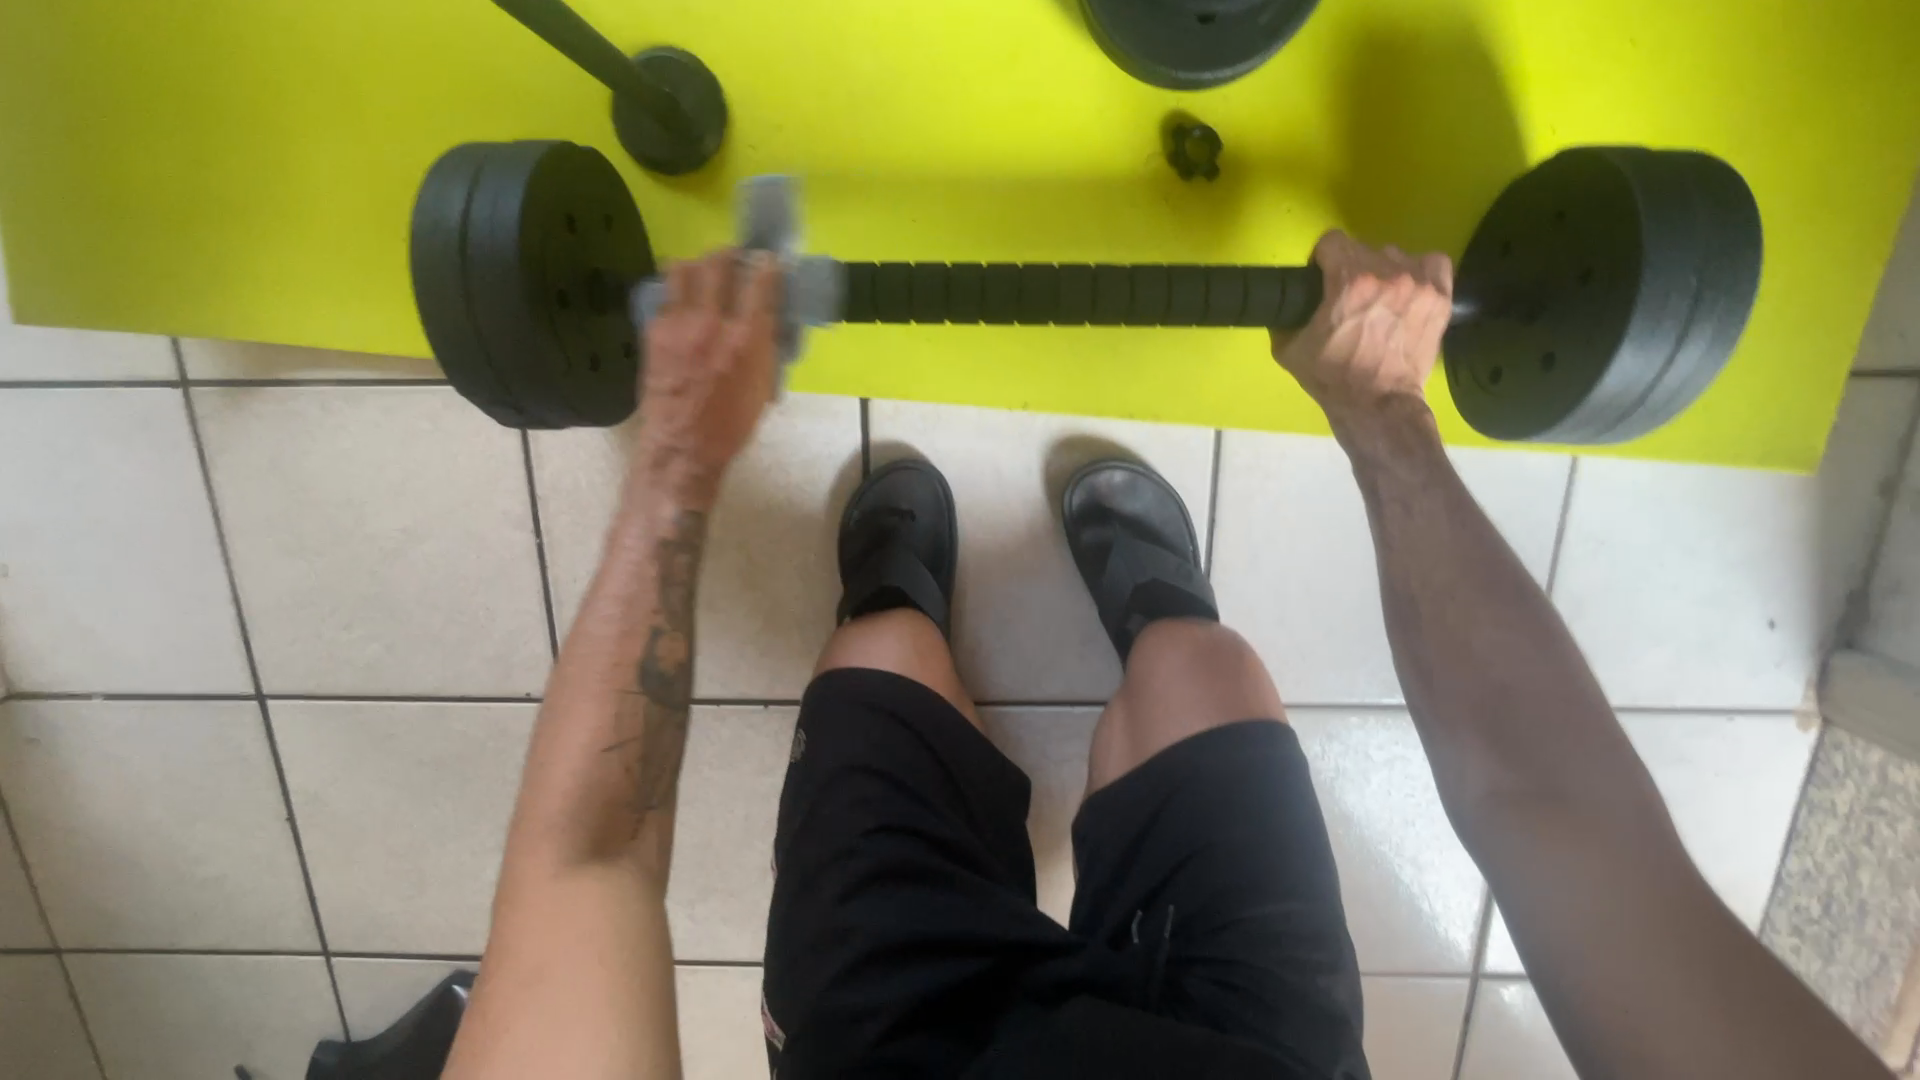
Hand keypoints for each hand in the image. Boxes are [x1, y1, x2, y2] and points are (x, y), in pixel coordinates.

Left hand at [635, 249, 782, 505]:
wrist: (683, 446)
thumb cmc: (731, 425)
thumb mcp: (763, 387)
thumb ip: (765, 346)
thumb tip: (768, 320)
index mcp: (746, 339)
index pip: (760, 282)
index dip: (766, 264)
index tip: (769, 260)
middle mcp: (711, 322)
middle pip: (717, 263)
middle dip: (729, 254)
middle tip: (734, 258)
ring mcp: (678, 324)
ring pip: (683, 270)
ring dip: (697, 265)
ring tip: (704, 274)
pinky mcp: (654, 332)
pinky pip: (666, 298)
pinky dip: (678, 295)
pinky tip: (684, 307)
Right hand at [1271, 231, 1452, 435]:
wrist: (1376, 404)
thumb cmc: (1331, 378)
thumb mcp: (1290, 351)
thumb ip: (1286, 319)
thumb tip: (1287, 307)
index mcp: (1350, 282)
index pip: (1332, 241)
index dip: (1321, 259)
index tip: (1320, 278)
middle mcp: (1389, 274)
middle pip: (1364, 250)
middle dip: (1352, 269)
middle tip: (1347, 299)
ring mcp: (1420, 283)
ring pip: (1396, 257)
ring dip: (1384, 272)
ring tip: (1379, 300)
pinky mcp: (1440, 297)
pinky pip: (1431, 264)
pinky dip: (1418, 273)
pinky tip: (1407, 292)